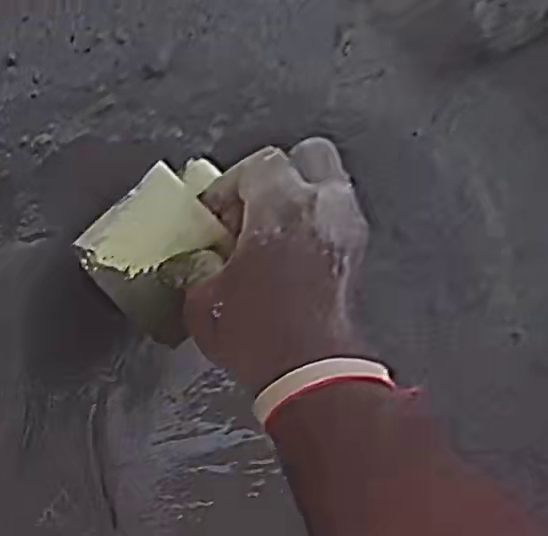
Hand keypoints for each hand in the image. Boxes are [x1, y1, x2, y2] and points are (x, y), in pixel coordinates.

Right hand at [185, 138, 371, 391]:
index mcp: (282, 207)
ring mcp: (347, 224)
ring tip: (260, 238)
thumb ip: (197, 268)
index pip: (258, 164)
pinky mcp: (355, 249)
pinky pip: (330, 216)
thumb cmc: (254, 331)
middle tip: (240, 213)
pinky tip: (281, 257)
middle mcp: (324, 204)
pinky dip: (307, 225)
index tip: (208, 214)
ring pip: (323, 185)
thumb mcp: (202, 301)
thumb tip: (192, 260)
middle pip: (304, 157)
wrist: (306, 365)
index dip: (226, 186)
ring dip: (291, 201)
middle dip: (270, 179)